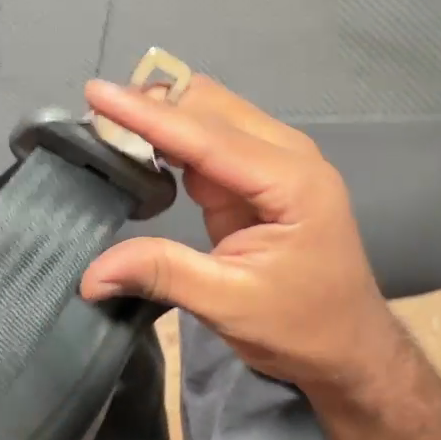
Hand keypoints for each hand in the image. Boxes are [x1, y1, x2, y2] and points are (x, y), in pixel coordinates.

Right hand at [78, 76, 401, 395]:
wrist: (350, 348)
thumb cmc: (302, 327)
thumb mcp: (229, 305)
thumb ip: (162, 273)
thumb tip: (90, 274)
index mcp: (291, 181)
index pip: (206, 135)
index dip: (147, 113)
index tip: (95, 91)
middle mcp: (286, 154)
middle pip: (209, 105)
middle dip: (152, 104)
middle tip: (94, 119)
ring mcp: (272, 159)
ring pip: (207, 111)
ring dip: (159, 114)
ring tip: (106, 127)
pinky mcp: (254, 173)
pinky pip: (206, 137)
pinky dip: (169, 135)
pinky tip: (136, 144)